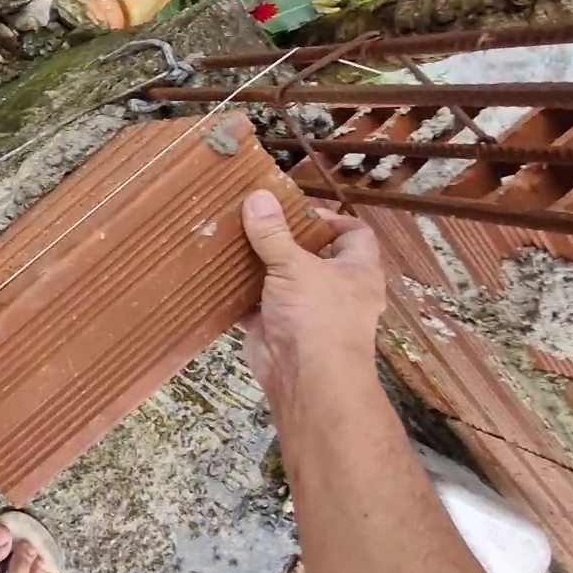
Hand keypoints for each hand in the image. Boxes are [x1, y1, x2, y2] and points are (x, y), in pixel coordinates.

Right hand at [239, 190, 384, 394]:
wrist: (305, 376)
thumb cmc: (317, 315)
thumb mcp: (294, 266)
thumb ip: (273, 234)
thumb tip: (257, 195)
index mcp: (356, 271)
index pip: (354, 234)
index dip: (330, 219)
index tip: (295, 211)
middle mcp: (333, 289)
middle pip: (310, 255)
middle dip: (282, 240)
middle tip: (252, 222)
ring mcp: (304, 309)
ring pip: (279, 279)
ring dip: (256, 264)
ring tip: (229, 240)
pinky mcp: (275, 326)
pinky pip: (254, 302)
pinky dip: (237, 292)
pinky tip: (216, 274)